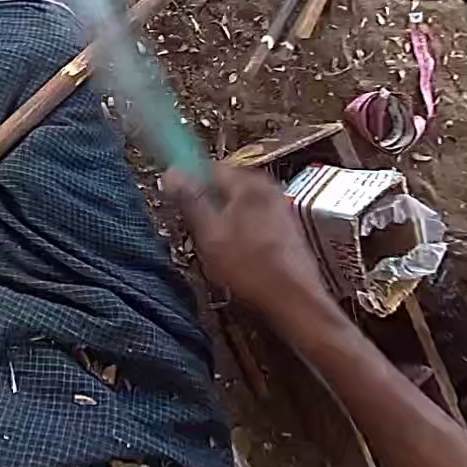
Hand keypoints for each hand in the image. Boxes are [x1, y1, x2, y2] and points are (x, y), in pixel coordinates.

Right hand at [169, 165, 335, 322]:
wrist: (295, 299)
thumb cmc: (250, 266)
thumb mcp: (210, 233)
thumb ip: (190, 200)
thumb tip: (171, 174)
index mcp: (248, 181)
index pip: (208, 167)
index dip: (188, 181)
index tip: (175, 201)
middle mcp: (268, 186)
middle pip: (225, 184)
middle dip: (207, 201)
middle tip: (195, 228)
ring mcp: (280, 205)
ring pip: (239, 203)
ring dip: (223, 217)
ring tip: (215, 245)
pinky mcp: (286, 226)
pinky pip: (254, 217)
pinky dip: (241, 228)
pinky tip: (237, 253)